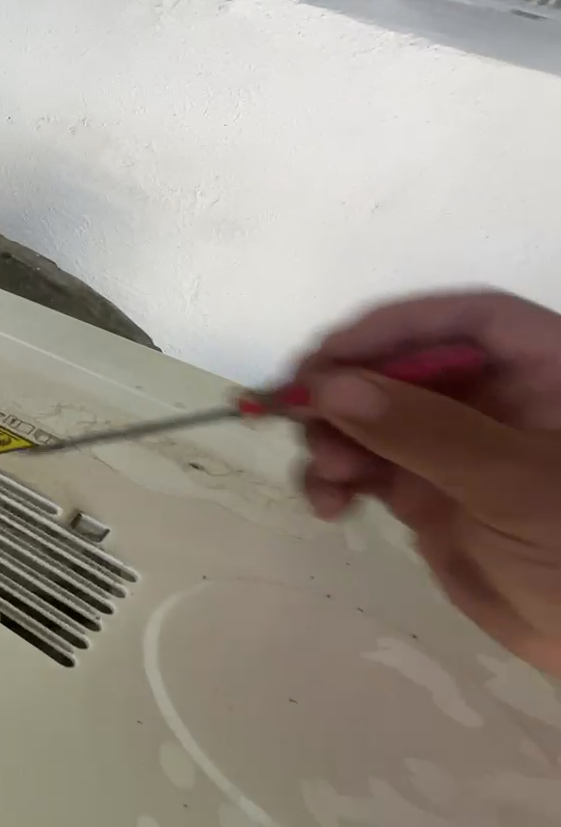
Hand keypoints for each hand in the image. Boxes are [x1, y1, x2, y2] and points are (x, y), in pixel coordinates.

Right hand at [295, 291, 560, 674]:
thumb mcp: (515, 485)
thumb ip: (420, 430)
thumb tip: (328, 385)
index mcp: (552, 382)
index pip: (472, 321)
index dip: (397, 328)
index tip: (327, 360)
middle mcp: (502, 406)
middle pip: (400, 367)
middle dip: (341, 392)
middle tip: (292, 414)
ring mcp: (459, 449)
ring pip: (367, 416)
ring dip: (328, 441)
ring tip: (328, 478)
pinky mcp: (427, 489)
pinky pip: (359, 465)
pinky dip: (332, 480)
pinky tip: (330, 506)